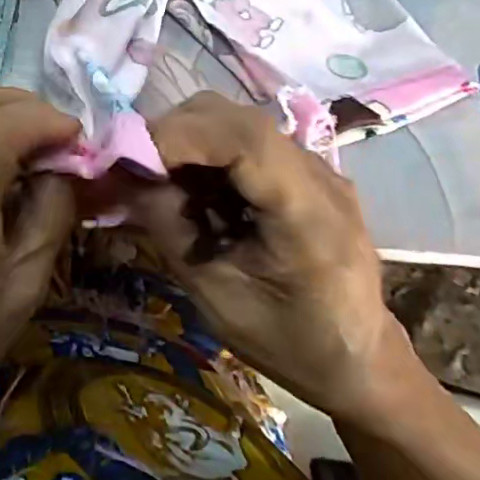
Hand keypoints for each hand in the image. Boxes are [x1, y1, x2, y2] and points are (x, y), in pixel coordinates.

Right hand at [124, 92, 424, 428]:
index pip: (244, 141)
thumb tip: (119, 173)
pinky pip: (239, 137)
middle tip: (130, 167)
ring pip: (232, 118)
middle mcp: (318, 176)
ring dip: (182, 138)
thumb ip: (168, 227)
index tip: (126, 160)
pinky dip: (198, 148)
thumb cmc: (289, 342)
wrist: (360, 361)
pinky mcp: (299, 169)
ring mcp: (313, 166)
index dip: (177, 137)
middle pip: (233, 118)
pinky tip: (187, 186)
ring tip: (155, 177)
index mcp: (308, 215)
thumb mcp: (215, 295)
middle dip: (170, 133)